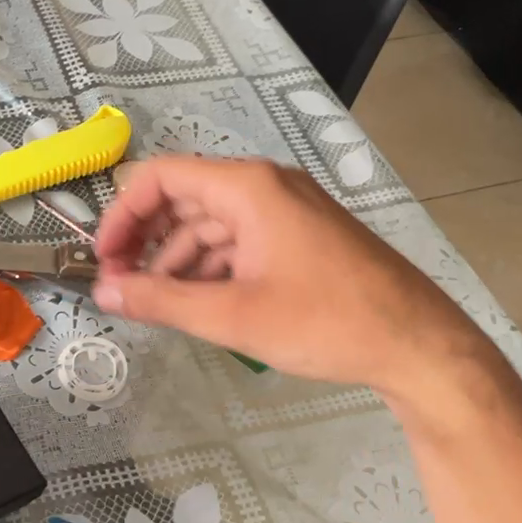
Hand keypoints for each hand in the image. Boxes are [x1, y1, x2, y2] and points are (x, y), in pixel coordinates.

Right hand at [93, 156, 494, 397]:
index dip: (122, 216)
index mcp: (248, 189)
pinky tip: (194, 302)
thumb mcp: (231, 316)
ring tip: (152, 304)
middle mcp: (265, 188)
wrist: (418, 345)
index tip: (104, 261)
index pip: (161, 177)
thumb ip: (159, 301)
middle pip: (182, 199)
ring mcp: (285, 212)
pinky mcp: (298, 238)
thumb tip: (102, 293)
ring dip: (173, 260)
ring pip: (207, 225)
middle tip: (120, 286)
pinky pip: (236, 242)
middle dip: (144, 241)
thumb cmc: (325, 322)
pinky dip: (207, 268)